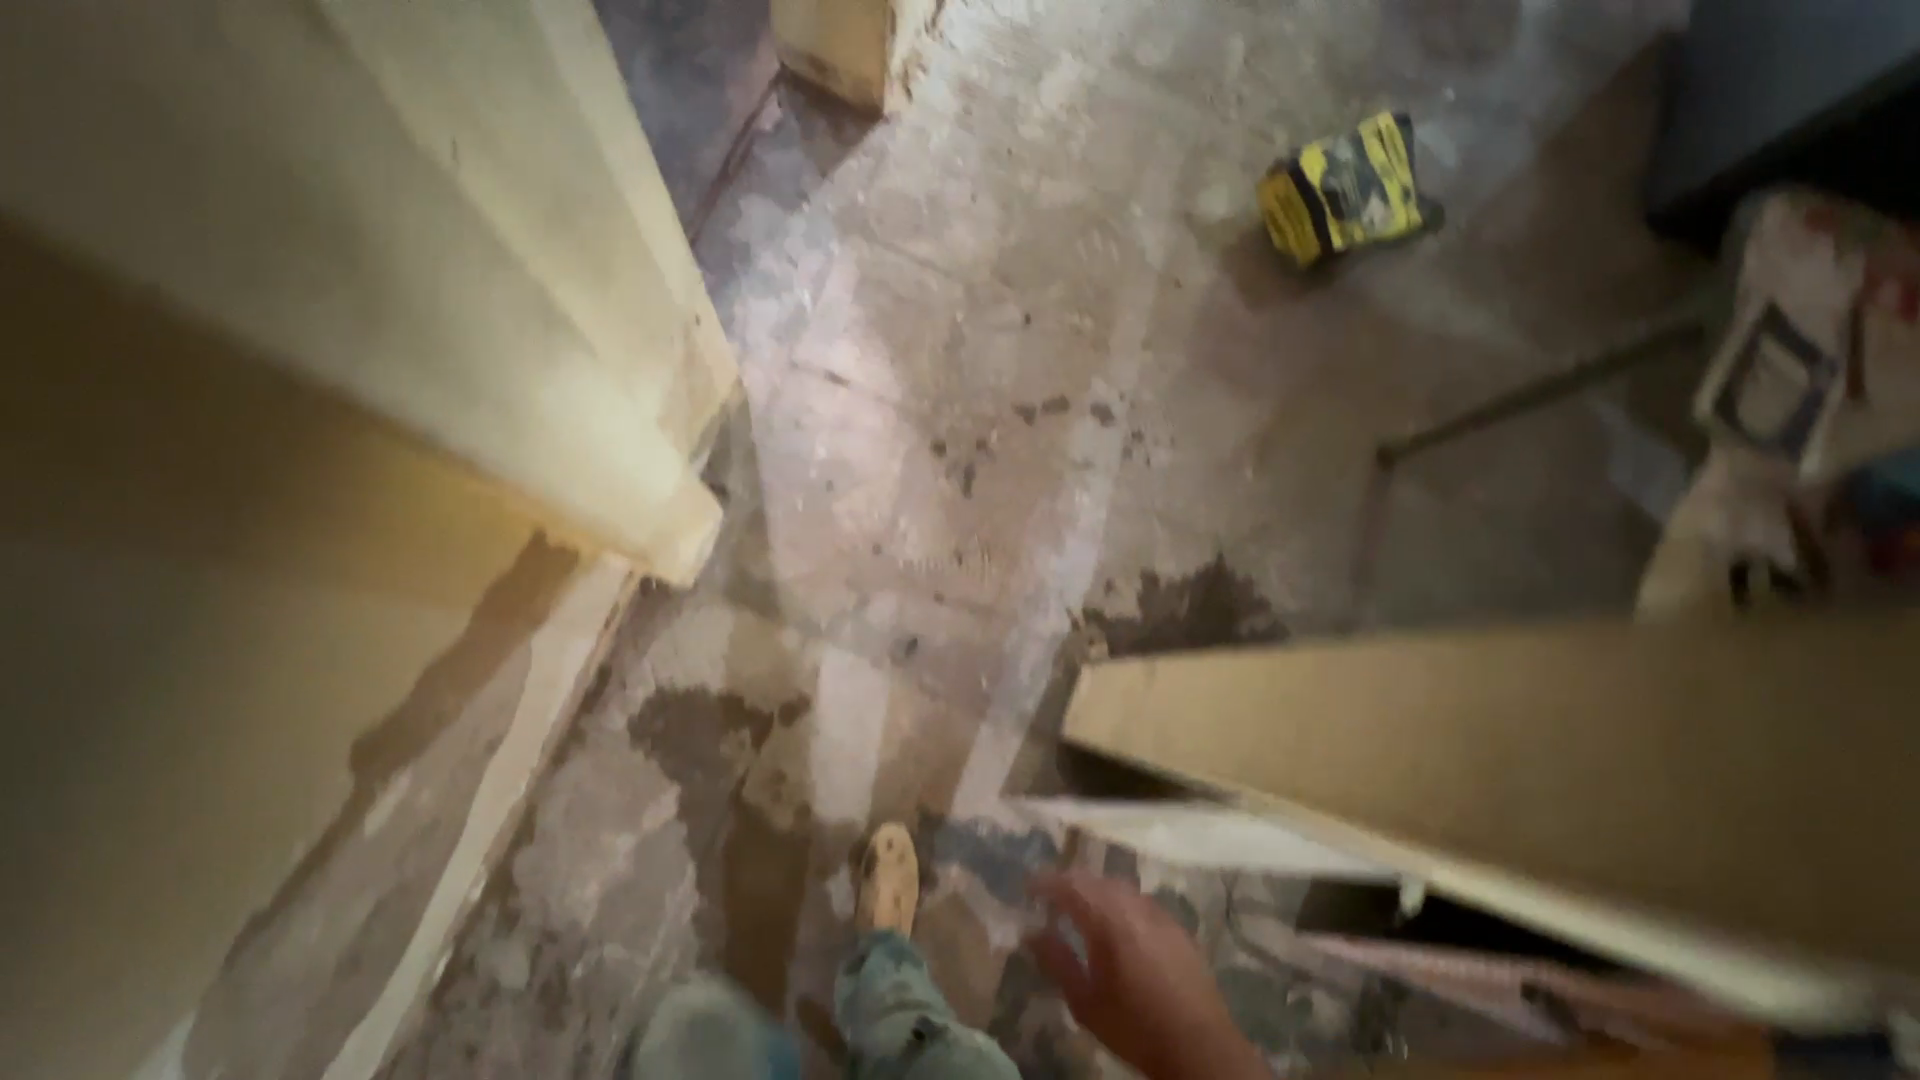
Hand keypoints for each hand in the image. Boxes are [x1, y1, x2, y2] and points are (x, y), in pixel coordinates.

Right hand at [1024, 872, 1269, 1079]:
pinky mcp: (1177, 927)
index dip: (1045, 882)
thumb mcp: (1085, 1001)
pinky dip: (1120, 902)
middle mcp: (1134, 906)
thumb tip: (1032, 933)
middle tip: (1050, 897)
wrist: (1198, 1046)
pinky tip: (1117, 923)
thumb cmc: (1134, 1026)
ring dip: (1096, 890)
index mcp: (1107, 919)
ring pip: (1120, 887)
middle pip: (1095, 879)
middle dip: (1069, 882)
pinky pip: (1140, 901)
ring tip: (1080, 908)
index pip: (1069, 885)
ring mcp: (1159, 914)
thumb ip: (1057, 961)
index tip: (1028, 887)